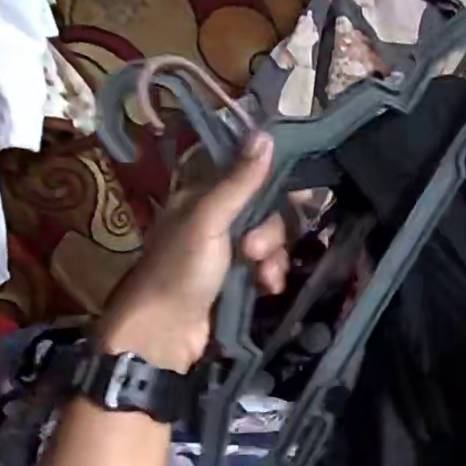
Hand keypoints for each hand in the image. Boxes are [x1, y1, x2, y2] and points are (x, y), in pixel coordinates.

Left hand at [97, 133, 289, 371]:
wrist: (164, 332)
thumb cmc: (180, 269)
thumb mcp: (208, 220)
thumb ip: (238, 181)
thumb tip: (266, 134)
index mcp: (205, 196)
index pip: (253, 175)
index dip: (278, 183)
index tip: (301, 197)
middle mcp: (219, 219)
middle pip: (269, 210)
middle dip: (272, 231)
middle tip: (254, 252)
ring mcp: (230, 252)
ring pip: (273, 241)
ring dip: (275, 258)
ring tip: (263, 277)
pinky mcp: (239, 281)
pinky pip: (269, 268)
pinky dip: (272, 277)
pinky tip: (267, 289)